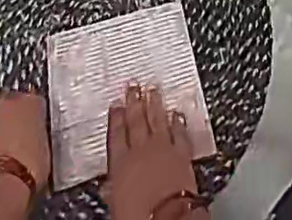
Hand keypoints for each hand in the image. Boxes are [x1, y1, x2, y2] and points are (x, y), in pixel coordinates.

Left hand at [0, 93, 50, 201]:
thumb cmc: (24, 169)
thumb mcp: (45, 153)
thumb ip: (40, 138)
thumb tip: (37, 144)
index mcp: (31, 103)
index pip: (36, 102)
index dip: (36, 117)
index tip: (37, 129)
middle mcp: (7, 104)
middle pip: (10, 105)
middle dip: (12, 118)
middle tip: (18, 138)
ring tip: (0, 150)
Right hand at [106, 85, 201, 219]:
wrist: (167, 218)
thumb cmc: (138, 217)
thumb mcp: (117, 205)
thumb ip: (113, 189)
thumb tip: (109, 187)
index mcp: (121, 164)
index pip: (116, 134)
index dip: (116, 117)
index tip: (116, 103)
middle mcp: (141, 150)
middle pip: (136, 120)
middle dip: (134, 101)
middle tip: (133, 85)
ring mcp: (163, 147)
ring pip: (157, 119)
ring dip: (154, 103)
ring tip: (153, 89)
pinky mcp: (182, 152)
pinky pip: (179, 131)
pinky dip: (177, 121)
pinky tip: (176, 112)